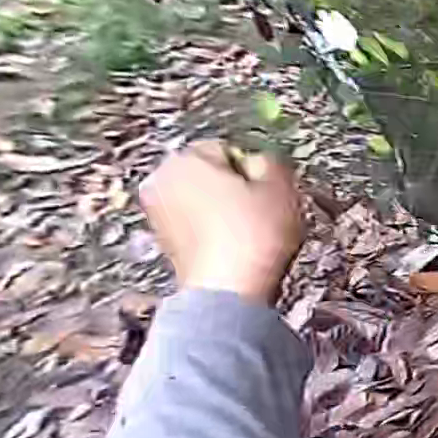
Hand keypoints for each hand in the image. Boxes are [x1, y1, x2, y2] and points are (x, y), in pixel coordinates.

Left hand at [139, 140, 302, 304]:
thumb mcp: (281, 189)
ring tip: (252, 232)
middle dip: (238, 190)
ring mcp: (157, 210)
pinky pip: (196, 222)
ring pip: (204, 199)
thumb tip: (259, 162)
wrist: (229, 287)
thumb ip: (270, 162)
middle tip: (265, 213)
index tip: (272, 195)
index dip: (256, 173)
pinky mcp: (163, 237)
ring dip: (227, 210)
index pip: (229, 150)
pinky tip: (236, 245)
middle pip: (212, 175)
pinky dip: (215, 229)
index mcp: (186, 159)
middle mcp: (161, 179)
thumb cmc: (256, 234)